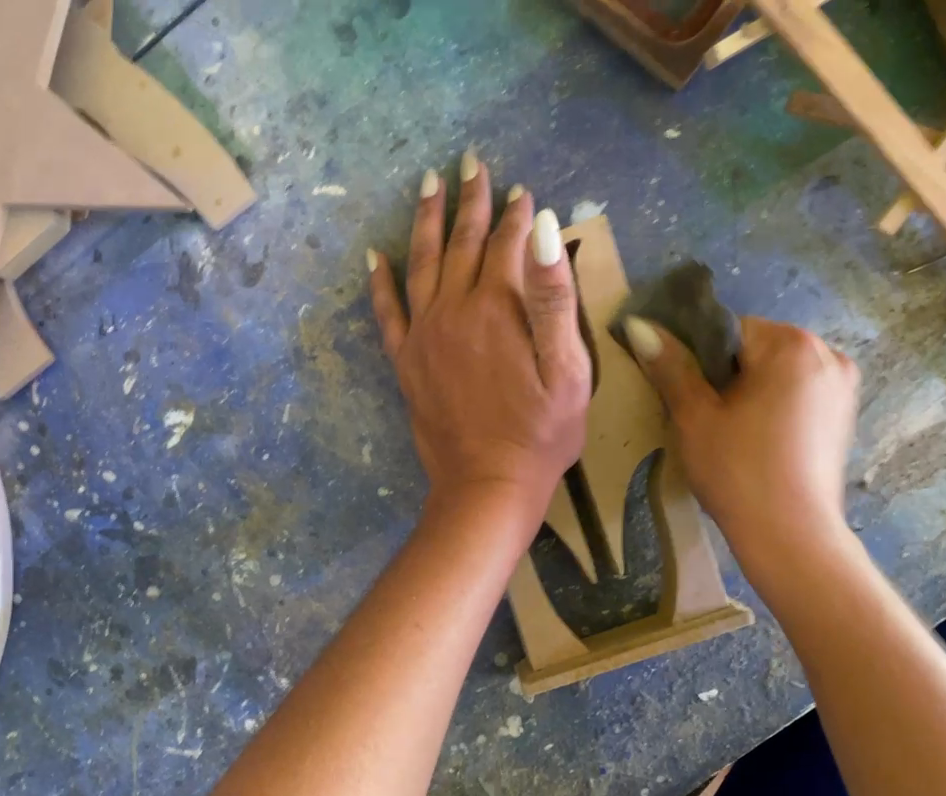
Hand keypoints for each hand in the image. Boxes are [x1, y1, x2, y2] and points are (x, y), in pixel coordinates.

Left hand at [368, 152, 590, 524]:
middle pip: (462, 241)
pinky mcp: (406, 362)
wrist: (486, 484)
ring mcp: (424, 335)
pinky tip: (376, 254)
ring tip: (428, 183)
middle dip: (470, 199)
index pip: (508, 243)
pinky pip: (387, 312)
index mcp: (499, 308)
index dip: (517, 213)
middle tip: (471, 162)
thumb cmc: (541, 434)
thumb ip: (555, 297)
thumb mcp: (568, 369)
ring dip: (426, 220)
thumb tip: (544, 228)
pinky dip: (381, 281)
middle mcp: (455, 310)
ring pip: (422, 263)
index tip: (523, 189)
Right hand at [624, 314, 858, 568]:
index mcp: (791, 345)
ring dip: (749, 392)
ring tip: (729, 435)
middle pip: (755, 349)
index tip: (683, 396)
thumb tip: (640, 326)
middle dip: (725, 375)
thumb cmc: (737, 471)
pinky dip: (773, 408)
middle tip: (703, 420)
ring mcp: (842, 385)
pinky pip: (798, 395)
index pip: (727, 330)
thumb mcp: (694, 417)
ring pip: (777, 373)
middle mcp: (827, 353)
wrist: (790, 535)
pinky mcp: (844, 416)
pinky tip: (756, 443)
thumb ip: (670, 367)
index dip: (696, 359)